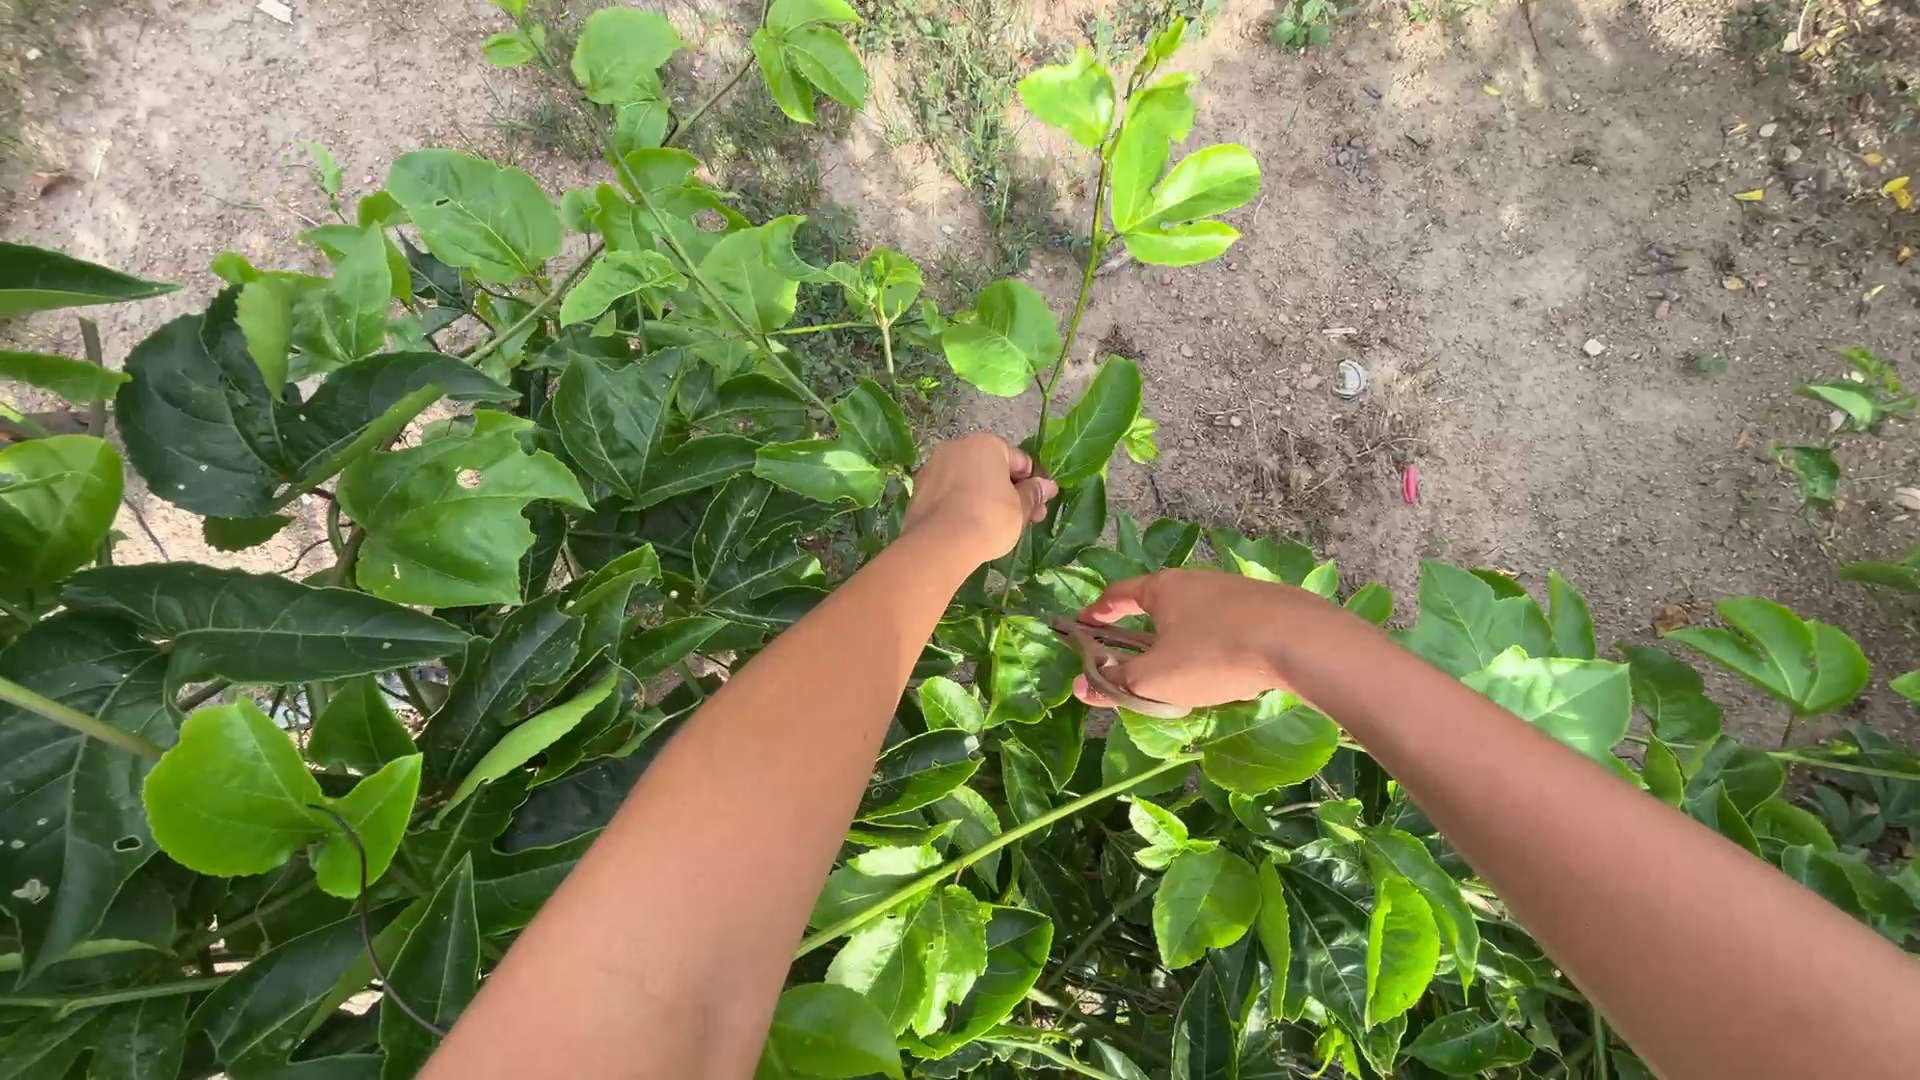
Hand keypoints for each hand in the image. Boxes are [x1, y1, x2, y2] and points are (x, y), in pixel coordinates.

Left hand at [901, 434, 1056, 566]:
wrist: (941, 543)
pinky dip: (963, 504)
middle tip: (1026, 518)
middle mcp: (957, 447)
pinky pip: (950, 493)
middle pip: (993, 469)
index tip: (1040, 504)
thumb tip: (1047, 486)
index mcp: (986, 444)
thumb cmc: (990, 518)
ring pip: (970, 481)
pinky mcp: (919, 489)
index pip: (1020, 461)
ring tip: (1000, 526)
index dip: (1034, 484)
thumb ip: (1033, 493)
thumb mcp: (1020, 507)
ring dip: (986, 497)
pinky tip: (972, 525)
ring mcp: (934, 467)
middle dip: (1012, 492)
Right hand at [1072, 568, 1349, 708]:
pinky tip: (1226, 663)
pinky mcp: (1266, 604)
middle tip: (1132, 648)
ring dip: (1181, 634)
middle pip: (1158, 600)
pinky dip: (1215, 640)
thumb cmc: (1213, 655)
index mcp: (1161, 589)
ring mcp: (1233, 589)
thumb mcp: (1155, 678)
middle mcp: (1194, 580)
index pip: (1118, 594)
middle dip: (1142, 624)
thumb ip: (1116, 683)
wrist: (1298, 642)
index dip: (1099, 611)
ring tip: (1181, 662)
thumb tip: (1079, 686)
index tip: (1085, 623)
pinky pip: (1228, 622)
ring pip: (1195, 612)